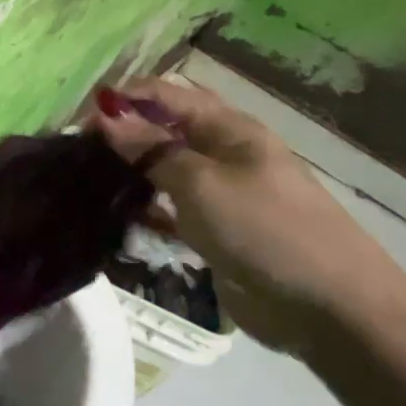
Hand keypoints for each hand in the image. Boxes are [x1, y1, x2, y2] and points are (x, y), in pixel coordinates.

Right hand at [93, 78, 405, 349]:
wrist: (331, 311)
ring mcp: (219, 193)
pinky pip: (168, 208)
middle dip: (119, 134)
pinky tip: (112, 214)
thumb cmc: (265, 230)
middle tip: (74, 149)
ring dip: (126, 172)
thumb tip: (103, 117)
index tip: (79, 116)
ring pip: (160, 170)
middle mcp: (222, 154)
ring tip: (84, 180)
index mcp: (228, 129)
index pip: (164, 94)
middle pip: (160, 130)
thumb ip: (148, 149)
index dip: (121, 98)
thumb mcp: (200, 182)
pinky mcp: (214, 230)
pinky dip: (141, 207)